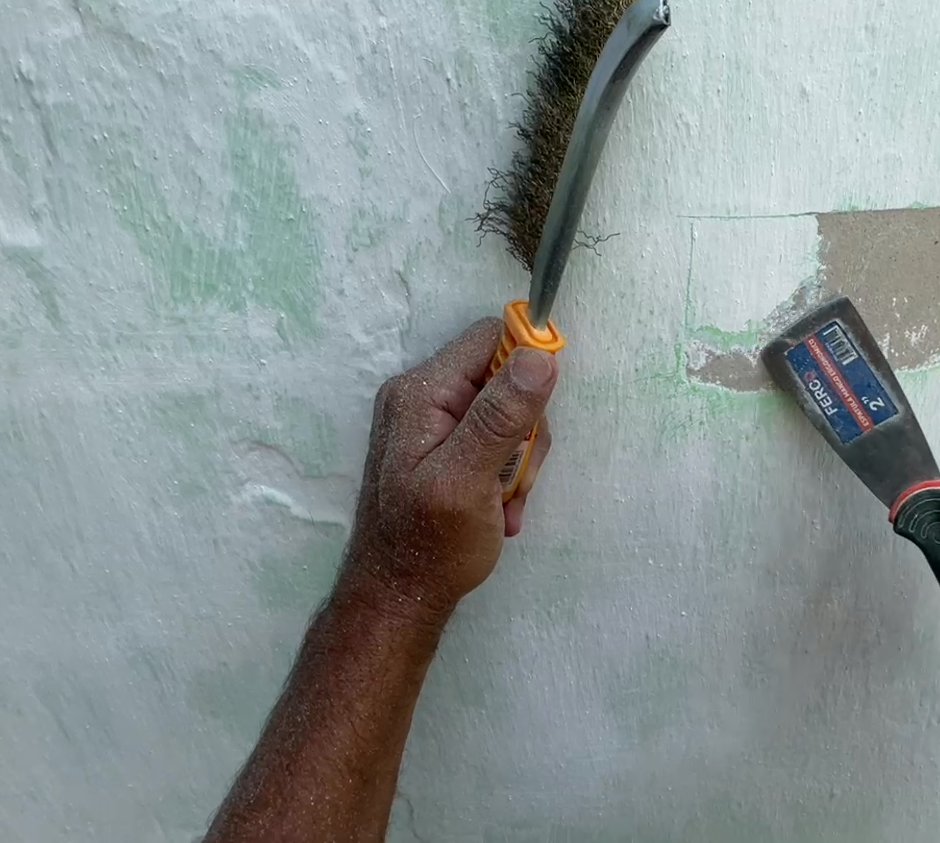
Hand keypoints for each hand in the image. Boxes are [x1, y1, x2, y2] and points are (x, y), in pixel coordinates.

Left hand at [340, 318, 557, 621]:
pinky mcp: (448, 445)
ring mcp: (436, 421)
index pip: (491, 338)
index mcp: (423, 391)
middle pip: (507, 377)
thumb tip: (540, 355)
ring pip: (511, 411)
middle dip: (526, 429)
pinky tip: (500, 508)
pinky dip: (508, 472)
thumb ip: (501, 416)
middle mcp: (426, 395)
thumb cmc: (428, 545)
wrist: (398, 601)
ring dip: (520, 459)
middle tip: (517, 477)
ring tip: (505, 501)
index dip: (527, 364)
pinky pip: (499, 439)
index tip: (538, 414)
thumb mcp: (467, 480)